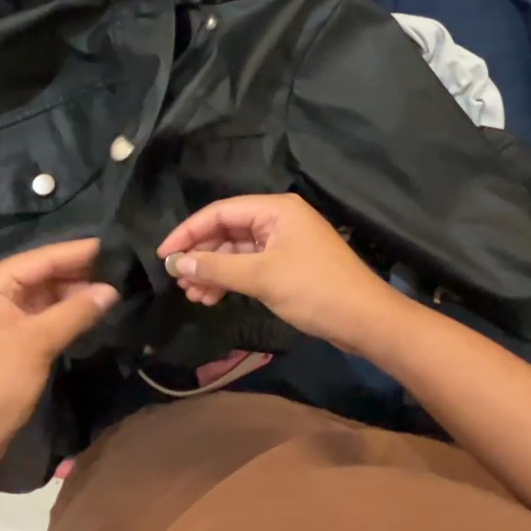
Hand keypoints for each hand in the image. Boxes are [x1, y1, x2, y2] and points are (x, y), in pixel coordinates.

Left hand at [0, 239, 118, 477]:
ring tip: (110, 290)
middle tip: (118, 268)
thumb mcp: (39, 342)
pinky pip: (37, 315)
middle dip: (76, 272)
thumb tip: (112, 289)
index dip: (76, 251)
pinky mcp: (4, 339)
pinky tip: (87, 312)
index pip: (40, 257)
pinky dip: (61, 312)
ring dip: (71, 294)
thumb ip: (76, 311)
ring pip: (41, 295)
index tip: (112, 243)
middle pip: (39, 273)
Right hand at [156, 194, 413, 353]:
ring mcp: (284, 242)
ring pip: (236, 251)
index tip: (163, 255)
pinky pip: (250, 265)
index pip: (220, 212)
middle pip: (227, 230)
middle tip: (178, 281)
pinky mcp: (288, 265)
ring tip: (193, 295)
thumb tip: (176, 263)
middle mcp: (279, 219)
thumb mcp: (261, 278)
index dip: (188, 232)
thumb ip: (216, 269)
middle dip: (201, 256)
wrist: (367, 321)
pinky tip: (212, 297)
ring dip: (213, 272)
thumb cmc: (315, 290)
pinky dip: (231, 280)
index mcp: (276, 209)